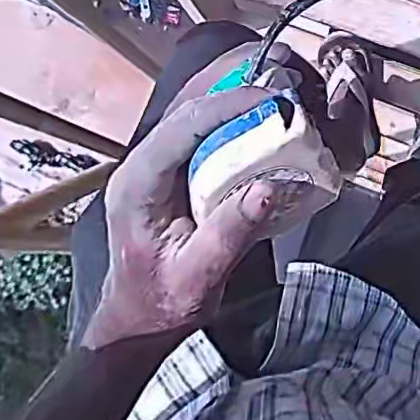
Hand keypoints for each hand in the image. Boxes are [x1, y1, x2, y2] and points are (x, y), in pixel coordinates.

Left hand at [87, 79, 303, 348]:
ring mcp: (151, 162)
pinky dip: (231, 120)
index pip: (183, 126)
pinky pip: (200, 129)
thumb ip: (232, 231)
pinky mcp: (168, 167)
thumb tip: (269, 187)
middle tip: (282, 101)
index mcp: (137, 184)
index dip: (229, 106)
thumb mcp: (201, 276)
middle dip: (237, 98)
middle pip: (189, 111)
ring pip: (194, 114)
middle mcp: (139, 163)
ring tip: (276, 105)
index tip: (271, 102)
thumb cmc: (164, 304)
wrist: (139, 321)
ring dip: (235, 104)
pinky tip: (258, 122)